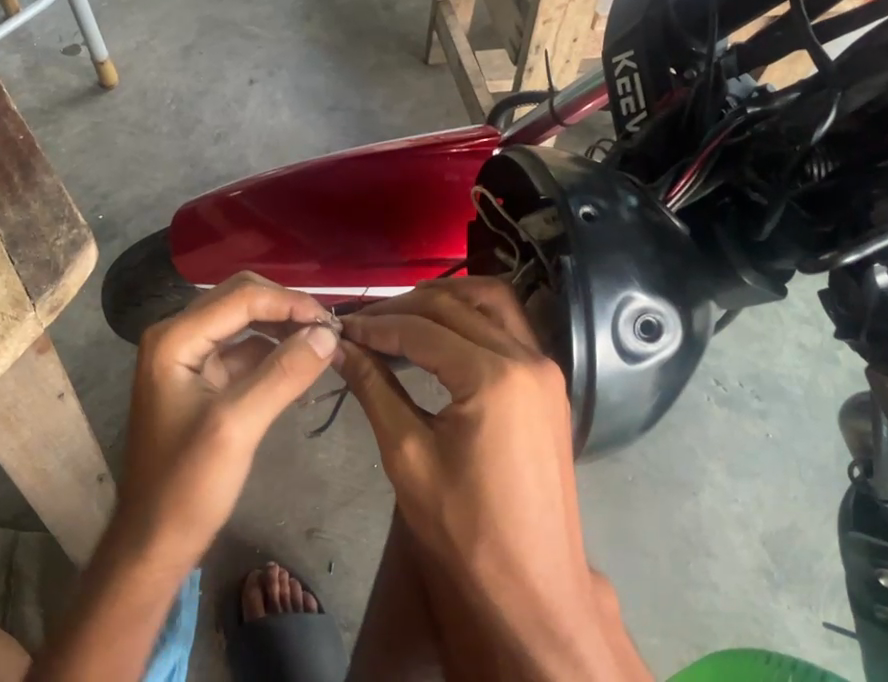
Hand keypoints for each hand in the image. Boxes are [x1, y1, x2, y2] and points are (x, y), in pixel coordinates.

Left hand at [114, 272, 341, 560]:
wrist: (153, 540)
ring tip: (324, 345)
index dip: (289, 302)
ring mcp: (187, 360)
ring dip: (282, 330)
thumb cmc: (187, 486)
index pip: (241, 296)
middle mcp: (176, 337)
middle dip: (286, 309)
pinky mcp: (201, 383)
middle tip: (331, 330)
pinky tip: (302, 367)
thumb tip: (328, 332)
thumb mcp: (238, 426)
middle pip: (240, 300)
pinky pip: (242, 354)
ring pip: (244, 325)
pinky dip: (272, 355)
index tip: (333, 322)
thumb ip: (282, 374)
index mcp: (174, 338)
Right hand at [338, 278, 644, 680]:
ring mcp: (545, 371)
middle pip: (455, 305)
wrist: (531, 585)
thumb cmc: (464, 527)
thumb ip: (374, 388)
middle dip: (403, 307)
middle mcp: (528, 359)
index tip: (338, 328)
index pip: (421, 328)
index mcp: (493, 376)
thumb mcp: (407, 454)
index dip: (375, 325)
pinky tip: (441, 336)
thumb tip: (338, 347)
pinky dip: (472, 318)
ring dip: (444, 301)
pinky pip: (509, 329)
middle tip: (361, 323)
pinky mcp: (549, 387)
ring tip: (399, 317)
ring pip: (491, 303)